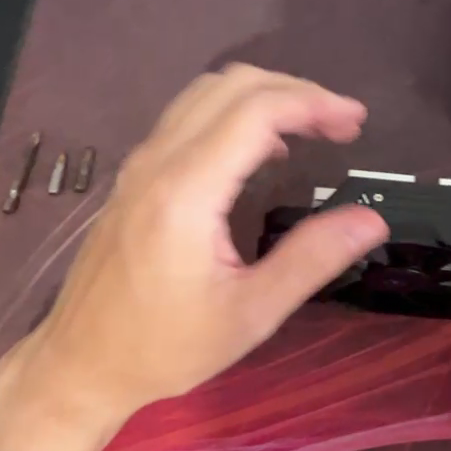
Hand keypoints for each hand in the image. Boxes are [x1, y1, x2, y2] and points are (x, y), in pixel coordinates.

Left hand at [0, 66, 389, 450]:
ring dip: (264, 97)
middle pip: (232, 86)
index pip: (256, 111)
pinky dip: (234, 113)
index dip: (313, 103)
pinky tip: (262, 150)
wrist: (79, 364)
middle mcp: (159, 161)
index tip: (356, 121)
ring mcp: (140, 164)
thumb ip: (311, 259)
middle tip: (341, 124)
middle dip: (295, 92)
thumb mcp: (250, 314)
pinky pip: (188, 117)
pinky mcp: (134, 176)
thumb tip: (372, 220)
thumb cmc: (165, 347)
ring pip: (206, 94)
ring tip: (311, 129)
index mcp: (187, 190)